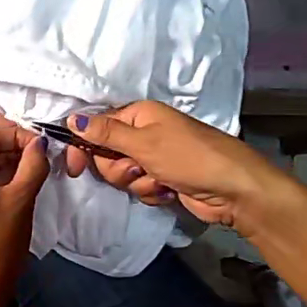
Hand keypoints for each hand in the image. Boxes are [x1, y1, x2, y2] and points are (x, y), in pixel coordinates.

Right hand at [60, 100, 293, 236]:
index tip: (74, 167)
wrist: (234, 190)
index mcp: (139, 115)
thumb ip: (105, 133)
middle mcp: (144, 133)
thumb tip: (72, 118)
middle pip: (106, 154)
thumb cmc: (189, 157)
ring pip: (122, 174)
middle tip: (138, 169)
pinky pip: (139, 187)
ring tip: (160, 180)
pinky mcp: (162, 179)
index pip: (97, 127)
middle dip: (118, 169)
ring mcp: (154, 157)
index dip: (83, 147)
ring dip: (138, 183)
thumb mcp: (143, 143)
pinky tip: (169, 191)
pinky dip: (151, 192)